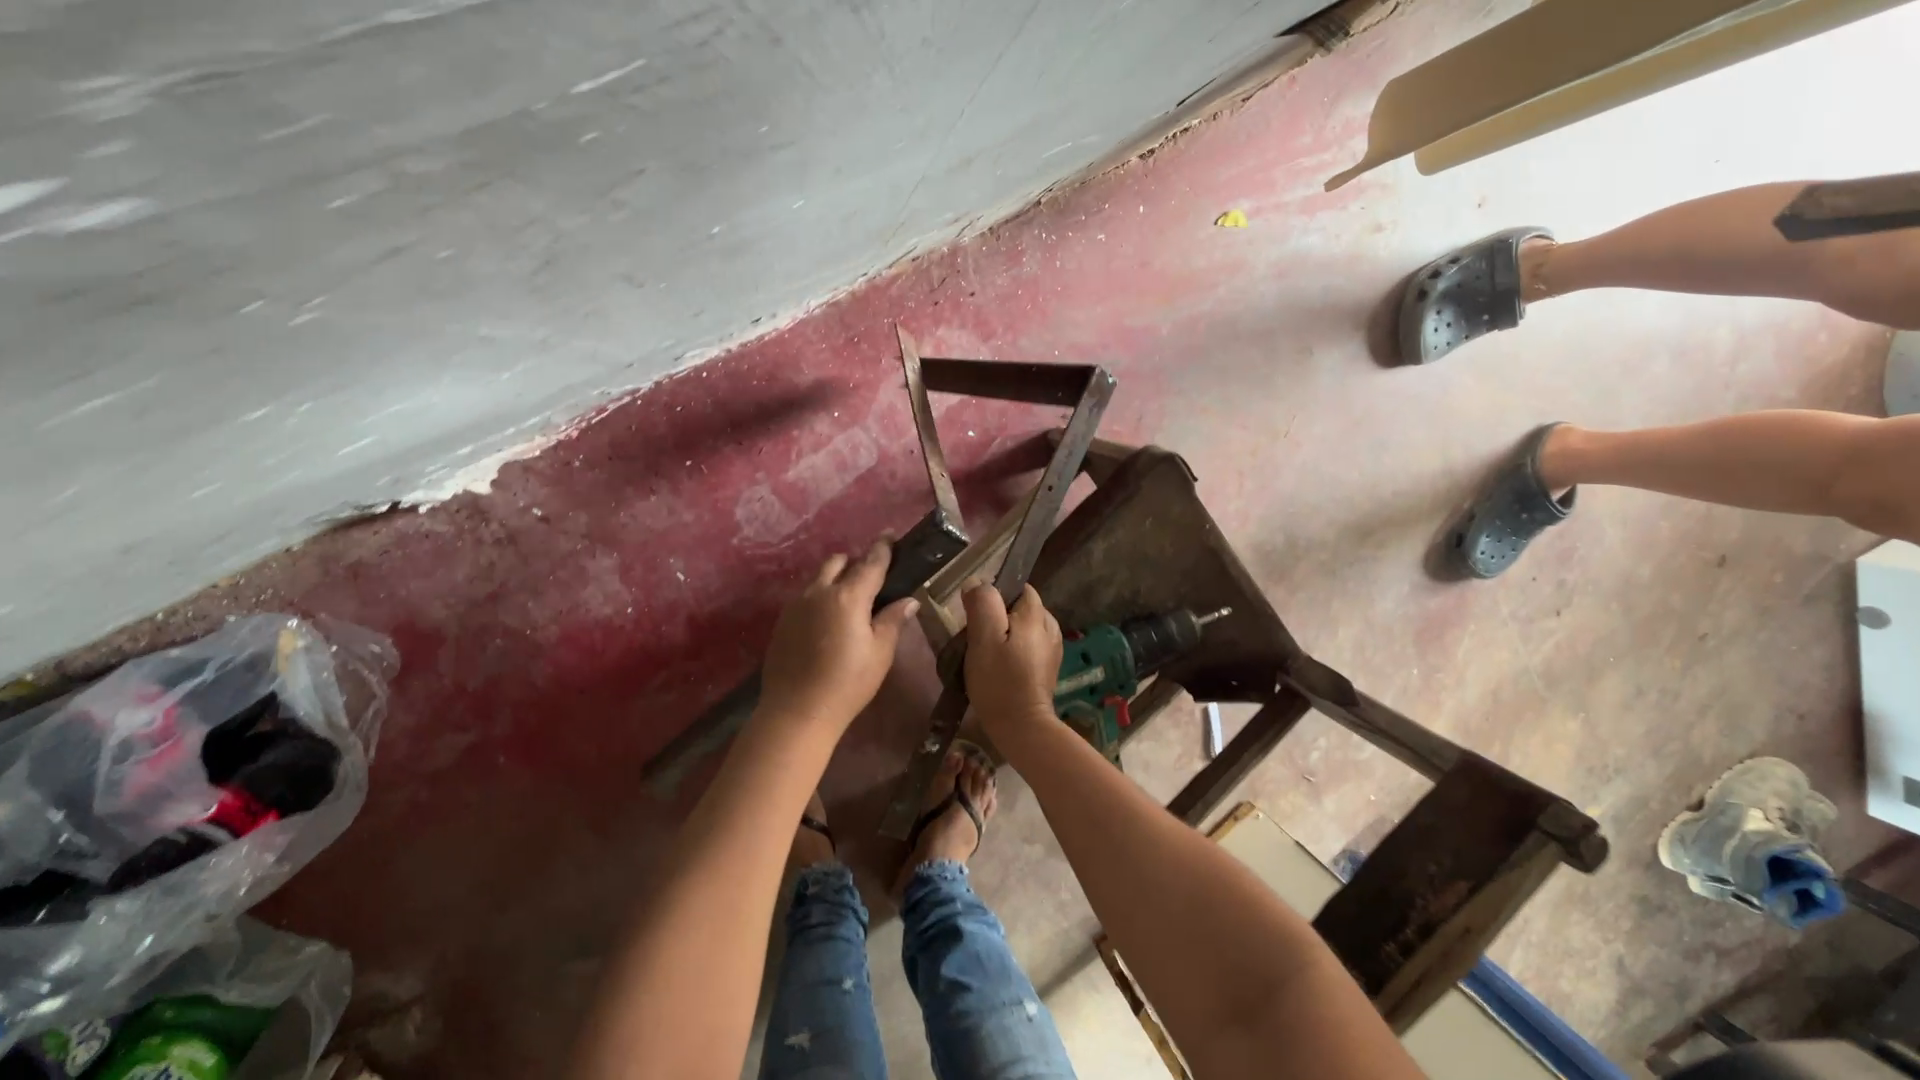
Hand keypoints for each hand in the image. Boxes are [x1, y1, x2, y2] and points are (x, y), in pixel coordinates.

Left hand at [758, 540, 919, 734]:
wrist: (797, 711)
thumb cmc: (847, 683)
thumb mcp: (880, 654)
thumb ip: (892, 621)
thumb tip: (908, 600)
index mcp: (848, 597)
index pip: (870, 563)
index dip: (882, 548)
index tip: (890, 536)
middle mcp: (819, 592)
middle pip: (838, 562)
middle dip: (855, 562)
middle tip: (871, 578)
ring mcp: (796, 605)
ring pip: (818, 578)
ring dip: (835, 579)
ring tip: (849, 599)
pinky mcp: (782, 620)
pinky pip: (805, 596)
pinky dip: (820, 597)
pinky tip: (827, 620)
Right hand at [962, 583, 1062, 742]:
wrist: (1021, 726)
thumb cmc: (999, 680)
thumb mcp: (983, 638)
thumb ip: (982, 604)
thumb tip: (977, 583)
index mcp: (1036, 614)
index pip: (1018, 588)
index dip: (995, 596)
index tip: (977, 615)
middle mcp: (1050, 626)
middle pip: (1021, 608)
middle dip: (1000, 616)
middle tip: (978, 638)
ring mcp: (1053, 649)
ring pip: (1025, 628)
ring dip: (1008, 635)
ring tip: (989, 654)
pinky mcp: (1049, 668)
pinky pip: (1029, 647)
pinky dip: (1015, 651)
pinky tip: (1002, 667)